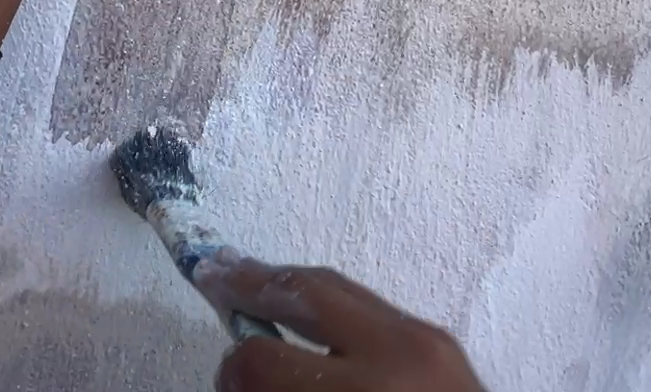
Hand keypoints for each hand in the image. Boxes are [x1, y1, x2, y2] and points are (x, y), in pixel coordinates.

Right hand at [194, 251, 484, 391]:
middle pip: (302, 296)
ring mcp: (425, 342)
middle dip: (250, 283)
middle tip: (211, 272)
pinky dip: (326, 301)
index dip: (233, 371)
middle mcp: (396, 359)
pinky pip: (366, 304)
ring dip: (286, 283)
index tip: (225, 378)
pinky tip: (301, 301)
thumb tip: (240, 375)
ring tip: (246, 275)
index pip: (266, 366)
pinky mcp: (439, 341)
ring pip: (335, 286)